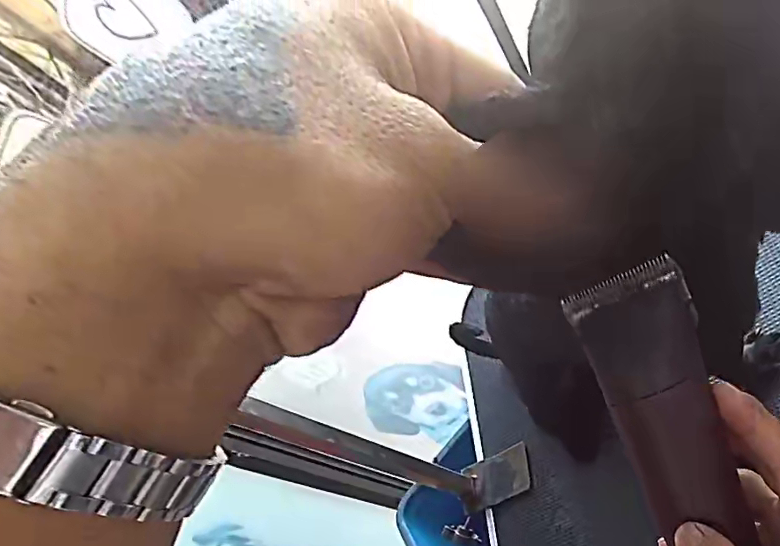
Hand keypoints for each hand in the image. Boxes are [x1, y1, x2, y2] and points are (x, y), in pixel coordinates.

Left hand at [0, 0, 590, 455]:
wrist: (179, 270)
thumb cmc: (293, 177)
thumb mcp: (415, 161)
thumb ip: (508, 182)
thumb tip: (588, 201)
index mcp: (377, 34)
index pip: (497, 88)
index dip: (551, 146)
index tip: (599, 200)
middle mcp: (370, 94)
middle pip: (479, 148)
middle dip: (528, 197)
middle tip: (589, 242)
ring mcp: (364, 171)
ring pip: (459, 203)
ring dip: (502, 236)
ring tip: (565, 263)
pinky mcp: (361, 238)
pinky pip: (436, 245)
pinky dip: (471, 261)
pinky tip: (517, 277)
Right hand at [667, 383, 779, 545]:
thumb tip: (684, 531)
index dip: (755, 424)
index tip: (720, 395)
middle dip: (741, 433)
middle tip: (698, 408)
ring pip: (769, 488)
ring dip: (731, 471)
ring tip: (689, 452)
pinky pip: (761, 516)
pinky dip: (731, 509)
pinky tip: (697, 511)